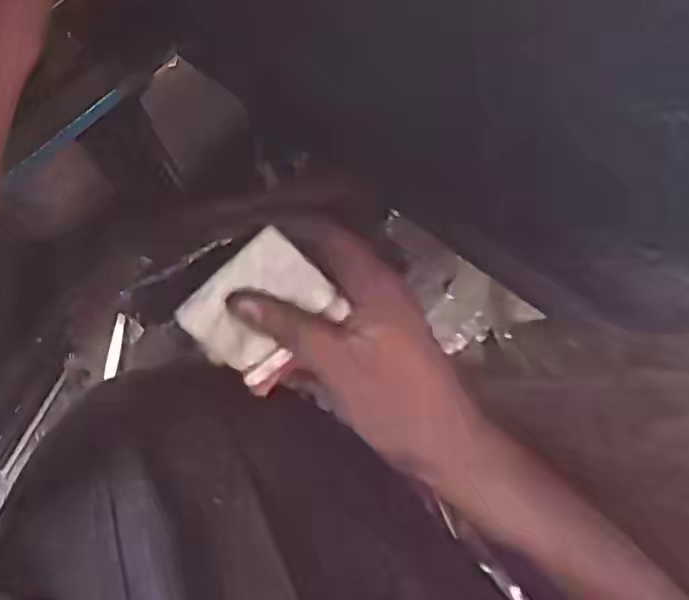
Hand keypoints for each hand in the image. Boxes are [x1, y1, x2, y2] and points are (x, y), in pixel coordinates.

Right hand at [228, 218, 491, 483]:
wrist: (453, 459)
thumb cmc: (397, 402)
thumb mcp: (334, 360)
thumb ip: (285, 324)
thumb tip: (236, 298)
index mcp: (371, 283)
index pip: (325, 233)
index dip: (286, 228)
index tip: (248, 233)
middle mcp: (372, 292)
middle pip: (315, 266)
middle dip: (273, 273)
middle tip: (235, 274)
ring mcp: (372, 321)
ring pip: (315, 299)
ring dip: (280, 309)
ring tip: (242, 314)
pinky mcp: (369, 347)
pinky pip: (322, 328)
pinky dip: (296, 336)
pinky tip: (269, 358)